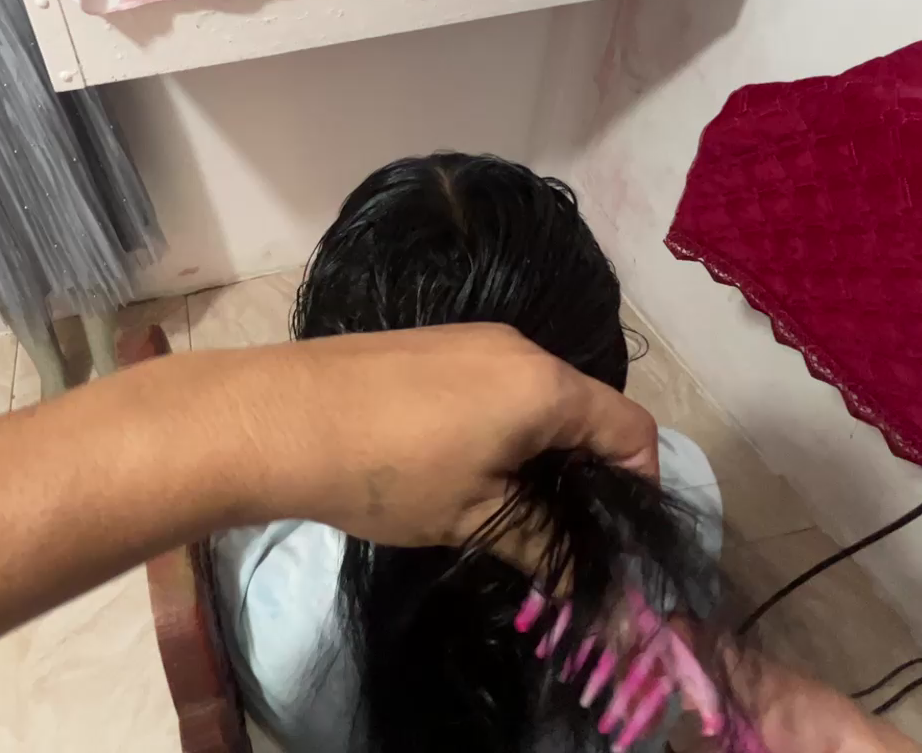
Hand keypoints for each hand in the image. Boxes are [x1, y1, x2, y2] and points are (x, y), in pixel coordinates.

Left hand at [194, 323, 658, 547]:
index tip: (612, 532)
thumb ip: (544, 545)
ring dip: (535, 445)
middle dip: (580, 469)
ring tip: (500, 497)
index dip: (639, 484)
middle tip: (552, 525)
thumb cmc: (389, 468)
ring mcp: (471, 337)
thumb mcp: (473, 516)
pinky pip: (494, 381)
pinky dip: (499, 420)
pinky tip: (457, 457)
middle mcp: (517, 346)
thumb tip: (591, 584)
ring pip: (534, 395)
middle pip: (582, 408)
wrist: (283, 415)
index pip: (631, 428)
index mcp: (543, 385)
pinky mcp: (435, 342)